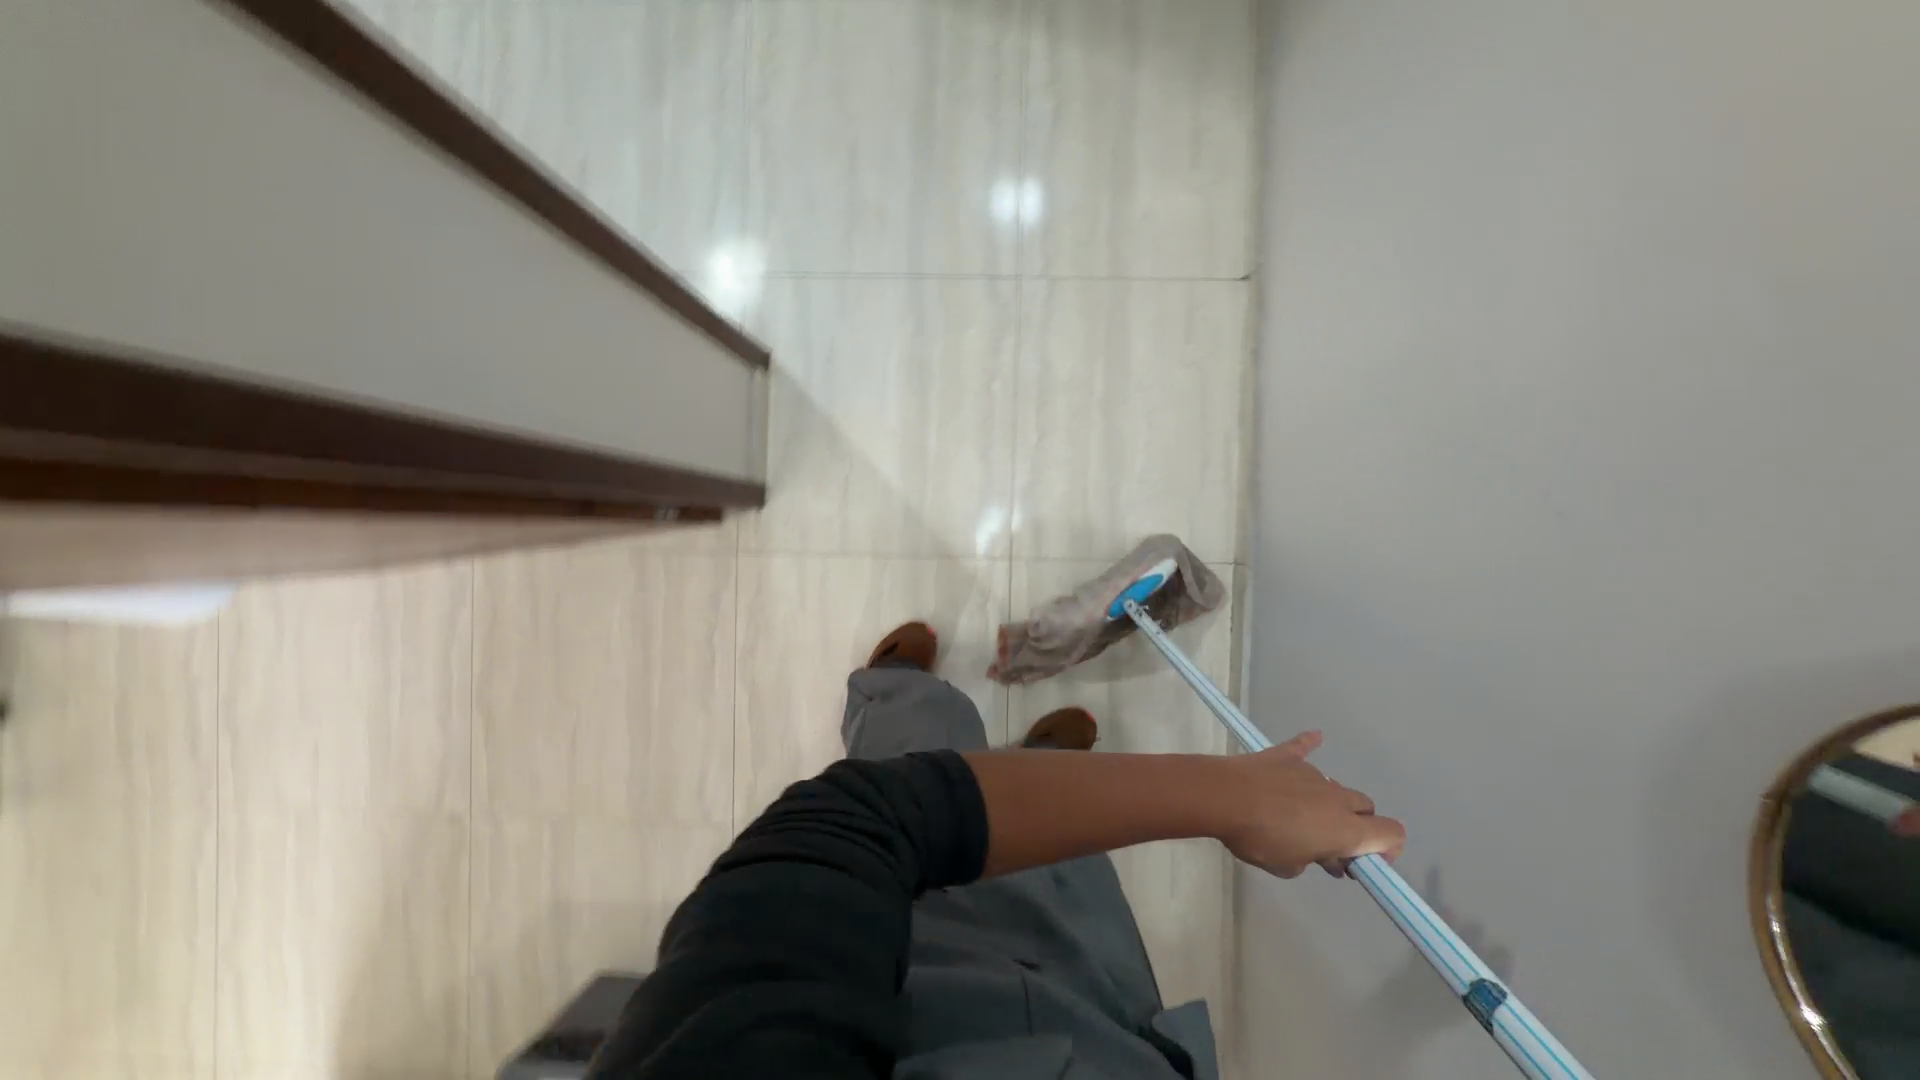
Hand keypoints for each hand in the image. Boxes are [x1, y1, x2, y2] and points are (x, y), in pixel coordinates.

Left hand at [1218, 731, 1405, 877]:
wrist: (1223, 798)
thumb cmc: (1259, 838)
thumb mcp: (1289, 867)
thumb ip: (1313, 860)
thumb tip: (1317, 852)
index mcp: (1346, 829)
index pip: (1392, 833)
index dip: (1387, 849)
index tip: (1364, 862)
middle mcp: (1337, 797)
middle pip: (1364, 808)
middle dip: (1355, 826)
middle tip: (1328, 843)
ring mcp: (1312, 773)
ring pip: (1334, 786)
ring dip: (1327, 802)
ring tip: (1298, 816)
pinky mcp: (1286, 756)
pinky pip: (1303, 747)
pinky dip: (1309, 745)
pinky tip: (1316, 736)